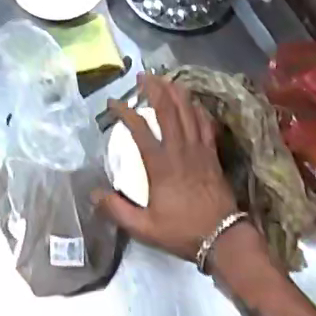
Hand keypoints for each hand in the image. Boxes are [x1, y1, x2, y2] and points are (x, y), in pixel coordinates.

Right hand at [95, 74, 238, 262]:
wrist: (223, 238)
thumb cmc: (182, 231)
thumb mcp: (144, 228)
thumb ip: (117, 210)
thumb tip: (93, 193)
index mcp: (160, 164)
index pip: (140, 128)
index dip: (125, 111)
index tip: (114, 102)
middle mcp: (180, 149)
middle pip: (168, 109)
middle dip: (154, 88)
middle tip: (142, 77)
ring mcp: (199, 148)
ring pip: (188, 110)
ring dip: (175, 91)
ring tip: (165, 79)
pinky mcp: (212, 152)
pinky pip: (205, 123)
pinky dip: (197, 108)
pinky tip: (192, 102)